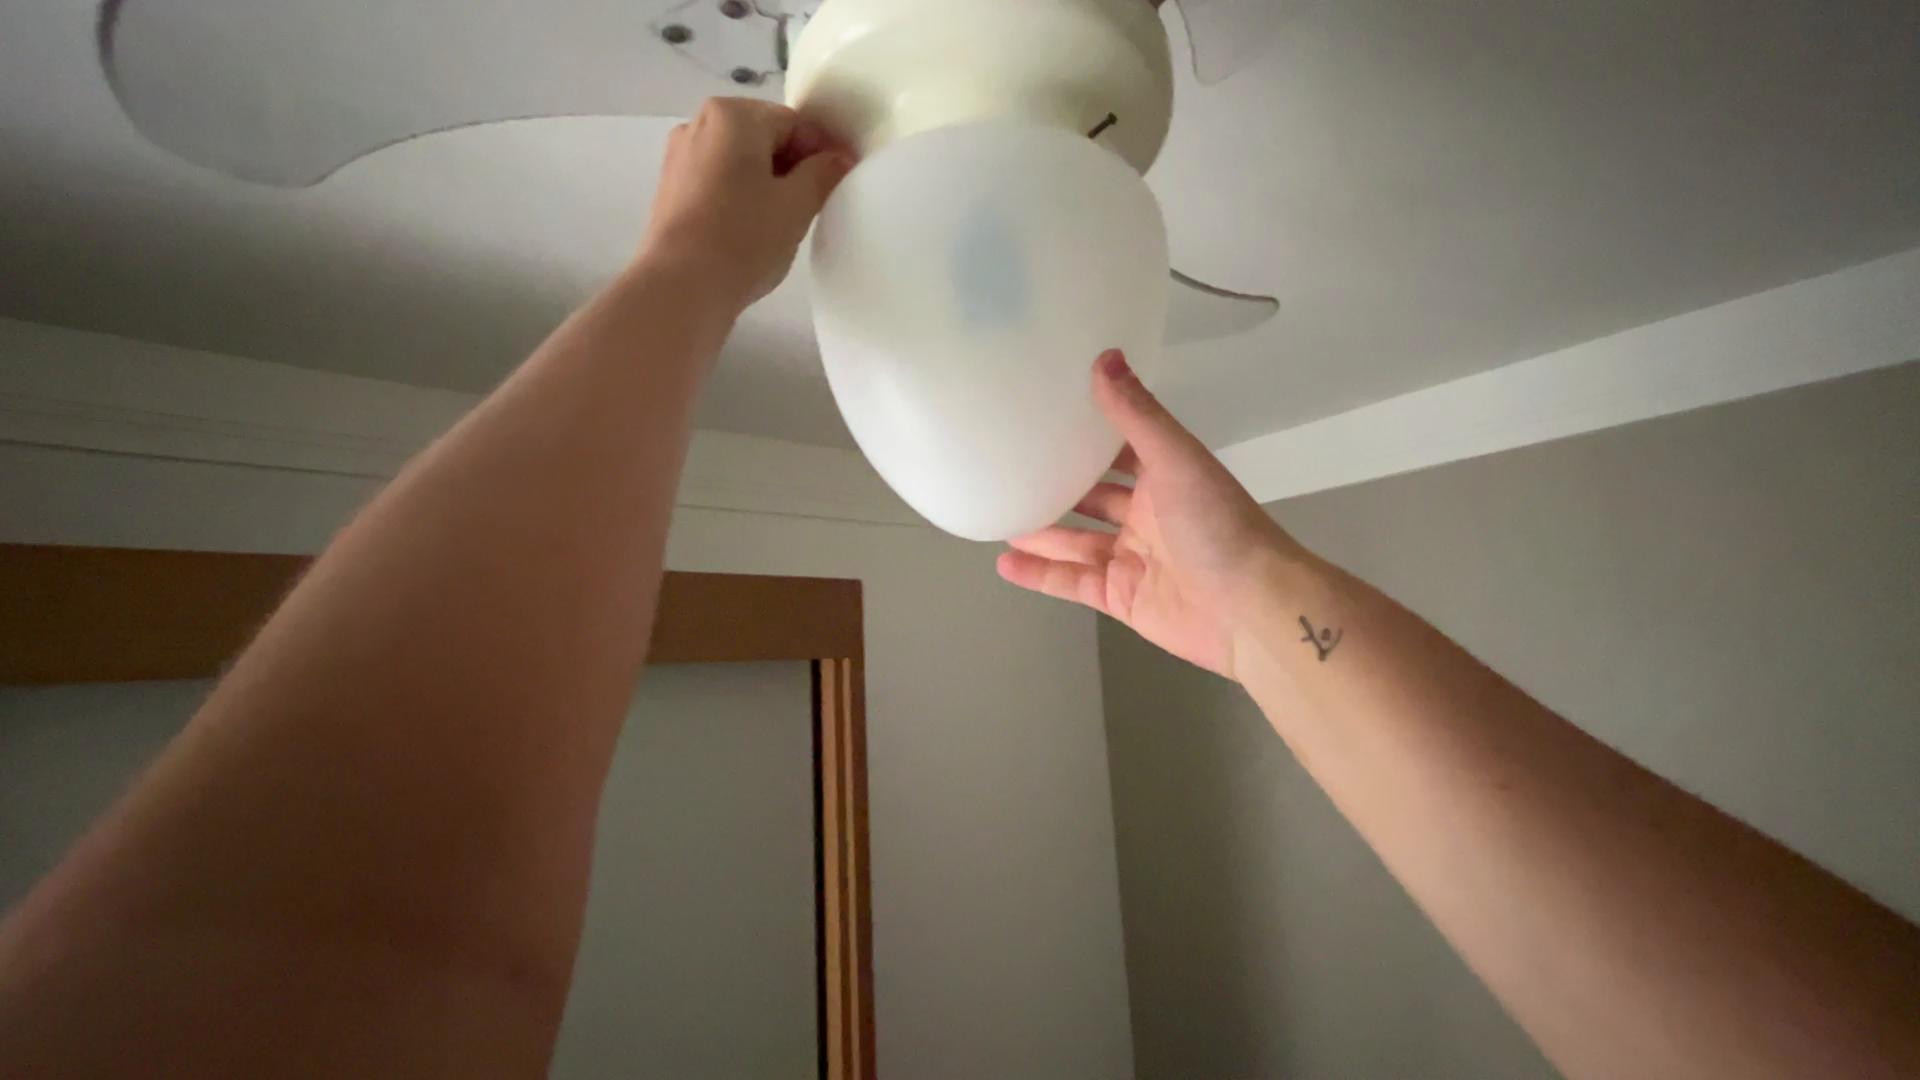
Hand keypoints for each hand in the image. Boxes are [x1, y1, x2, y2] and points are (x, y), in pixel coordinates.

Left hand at [641, 98, 855, 308]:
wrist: (682, 286)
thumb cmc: (745, 238)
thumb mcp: (796, 206)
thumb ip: (822, 174)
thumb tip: (839, 158)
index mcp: (733, 116)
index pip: (794, 123)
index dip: (825, 149)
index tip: (846, 177)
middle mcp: (700, 123)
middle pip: (763, 137)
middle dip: (795, 165)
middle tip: (819, 202)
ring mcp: (681, 156)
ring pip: (740, 160)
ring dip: (769, 182)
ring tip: (787, 220)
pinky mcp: (672, 189)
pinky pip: (719, 180)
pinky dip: (743, 195)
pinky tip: (754, 228)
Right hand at [997, 350, 1305, 679]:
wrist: (1248, 608)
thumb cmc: (1217, 525)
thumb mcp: (1176, 459)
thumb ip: (1137, 414)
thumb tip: (1105, 357)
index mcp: (1164, 479)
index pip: (1119, 451)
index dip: (1087, 434)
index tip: (1048, 413)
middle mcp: (1146, 517)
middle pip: (1092, 497)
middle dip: (1058, 484)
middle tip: (1011, 467)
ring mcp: (1131, 559)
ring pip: (1076, 541)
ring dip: (1041, 530)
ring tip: (999, 512)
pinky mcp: (1120, 597)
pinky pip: (1072, 582)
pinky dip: (1040, 575)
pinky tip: (1005, 564)